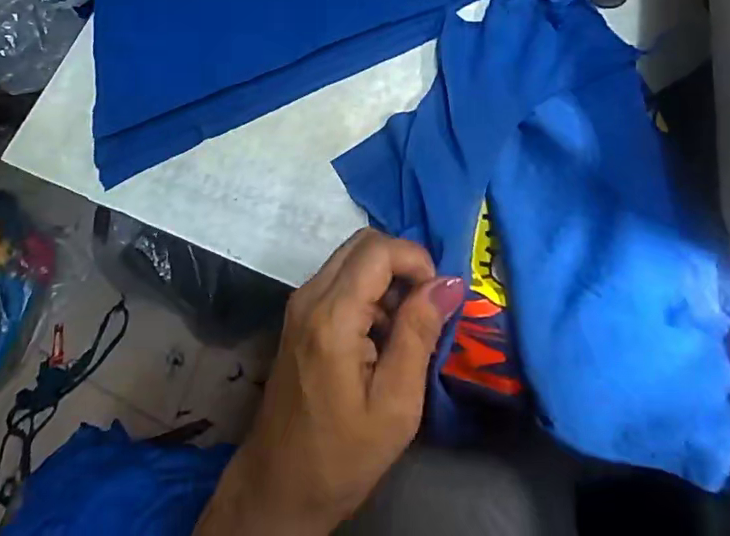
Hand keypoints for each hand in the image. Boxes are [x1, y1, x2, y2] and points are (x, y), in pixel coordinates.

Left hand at [195, 229, 464, 535]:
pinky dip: (368, 293)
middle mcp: (309, 295)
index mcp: (331, 315)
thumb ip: (419, 335)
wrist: (280, 483)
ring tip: (406, 333)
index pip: (377, 250)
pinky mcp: (299, 315)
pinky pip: (339, 281)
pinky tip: (382, 339)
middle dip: (402, 265)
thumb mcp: (396, 404)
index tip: (439, 298)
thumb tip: (449, 284)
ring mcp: (299, 303)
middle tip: (426, 311)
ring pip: (351, 259)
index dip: (416, 260)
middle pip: (362, 244)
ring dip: (386, 280)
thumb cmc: (343, 454)